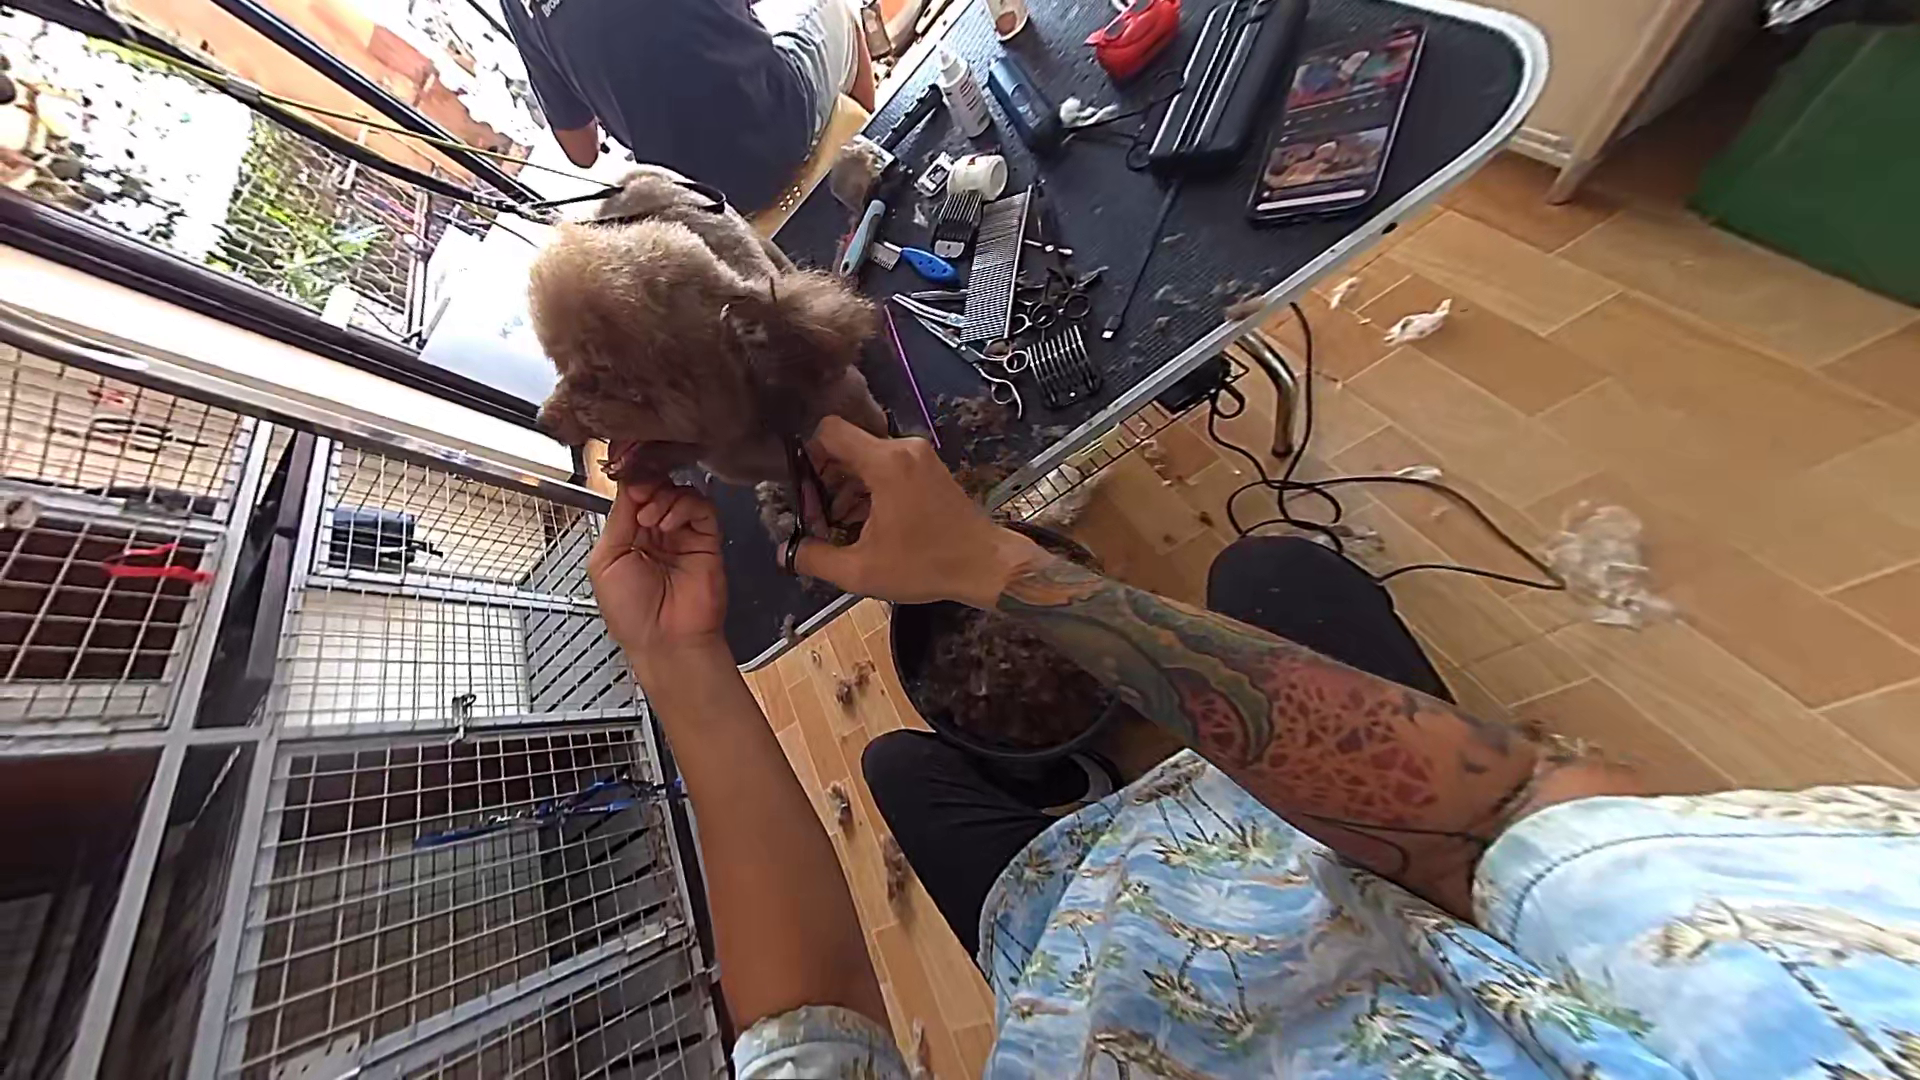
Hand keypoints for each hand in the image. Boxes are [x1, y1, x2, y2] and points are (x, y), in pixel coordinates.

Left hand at [589, 476, 727, 663]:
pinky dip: (686, 506)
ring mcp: (684, 536)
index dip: (632, 484)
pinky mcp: (708, 541)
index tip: (627, 485)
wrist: (665, 638)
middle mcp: (658, 533)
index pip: (634, 495)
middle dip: (648, 487)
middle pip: (659, 488)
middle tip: (641, 499)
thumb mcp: (606, 560)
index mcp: (630, 536)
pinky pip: (703, 509)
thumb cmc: (631, 613)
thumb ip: (619, 520)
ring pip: (682, 493)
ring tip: (653, 521)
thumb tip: (630, 486)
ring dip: (665, 498)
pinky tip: (670, 524)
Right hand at [793, 417, 1049, 608]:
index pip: (829, 430)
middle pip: (847, 447)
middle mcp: (903, 448)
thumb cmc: (926, 565)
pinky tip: (868, 523)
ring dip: (848, 488)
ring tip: (843, 526)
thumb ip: (815, 559)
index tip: (806, 492)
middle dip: (826, 480)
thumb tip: (786, 552)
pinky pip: (889, 468)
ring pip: (867, 459)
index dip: (808, 456)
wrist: (986, 565)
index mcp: (886, 462)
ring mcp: (920, 457)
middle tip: (820, 517)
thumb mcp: (862, 571)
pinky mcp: (930, 469)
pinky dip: (871, 489)